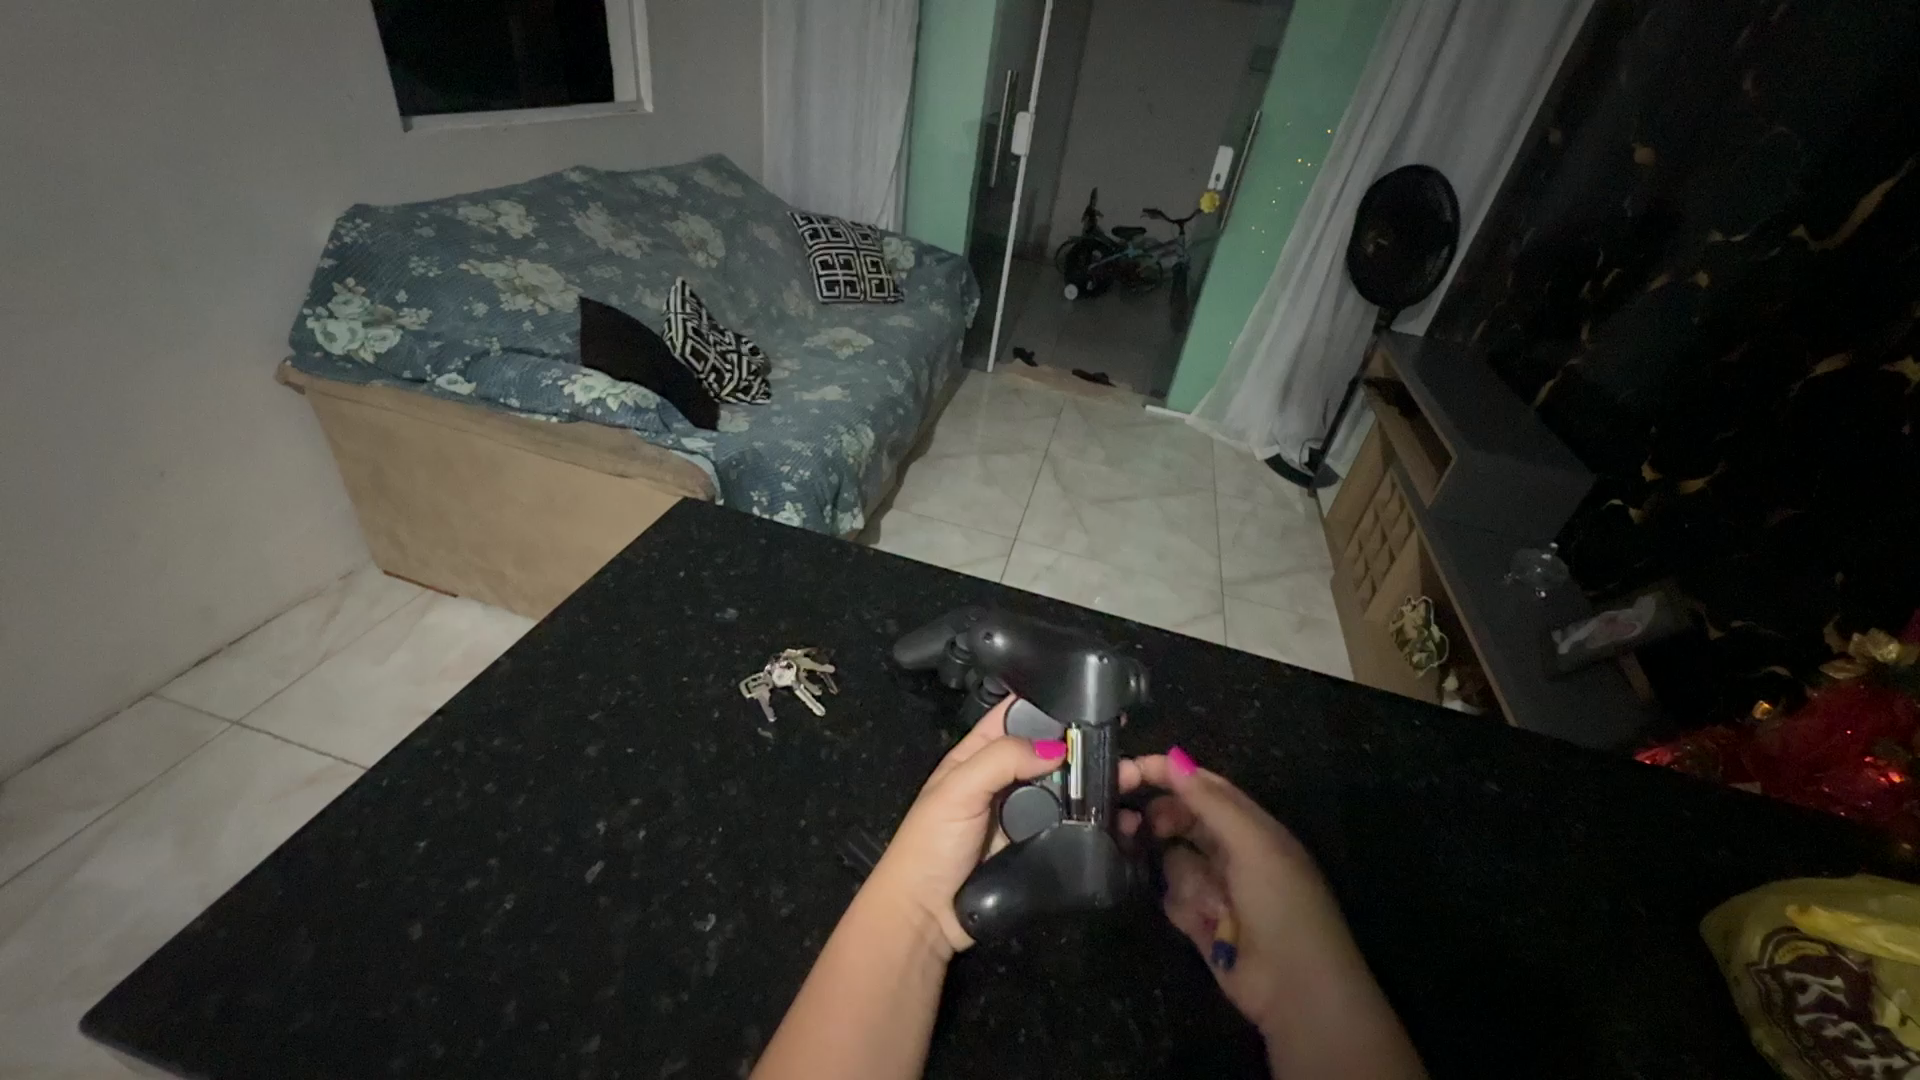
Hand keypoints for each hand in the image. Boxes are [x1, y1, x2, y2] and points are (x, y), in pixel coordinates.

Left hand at [866, 696, 1141, 956]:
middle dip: (1085, 744)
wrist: (929, 917)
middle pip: (1051, 751)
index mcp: (980, 753)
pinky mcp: (1041, 843)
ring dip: (1098, 780)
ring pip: (1068, 787)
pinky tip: (1124, 815)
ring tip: (1132, 775)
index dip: (1049, 704)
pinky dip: (1097, 818)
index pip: (1018, 715)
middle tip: (1123, 741)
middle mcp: (1007, 776)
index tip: (1090, 697)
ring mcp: (1026, 812)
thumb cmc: (932, 844)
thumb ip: (1001, 759)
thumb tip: (1057, 748)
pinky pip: (1073, 824)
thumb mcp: (958, 789)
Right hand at [1133, 748, 1424, 1078]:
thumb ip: (1210, 801)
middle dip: (1158, 819)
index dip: (1165, 773)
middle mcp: (1230, 848)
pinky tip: (1208, 924)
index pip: (1201, 784)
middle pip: (1180, 817)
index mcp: (1250, 824)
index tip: (1126, 769)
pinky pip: (1173, 895)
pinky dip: (1186, 906)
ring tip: (1209, 902)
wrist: (1297, 990)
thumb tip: (1173, 758)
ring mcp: (1214, 884)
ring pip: (1172, 859)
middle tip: (1129, 823)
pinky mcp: (1200, 918)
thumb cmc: (1282, 904)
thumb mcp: (1252, 843)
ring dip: (1184, 878)